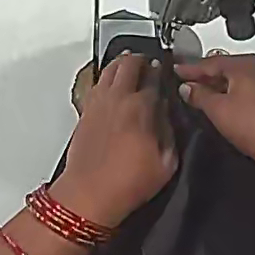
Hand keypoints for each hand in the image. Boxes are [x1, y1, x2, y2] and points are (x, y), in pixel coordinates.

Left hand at [51, 53, 176, 226]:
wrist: (89, 193)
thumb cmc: (127, 182)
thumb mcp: (166, 163)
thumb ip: (169, 133)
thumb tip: (167, 117)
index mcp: (140, 107)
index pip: (154, 78)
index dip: (162, 73)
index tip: (166, 73)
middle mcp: (117, 98)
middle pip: (129, 65)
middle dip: (142, 61)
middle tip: (150, 64)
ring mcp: (98, 103)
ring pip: (109, 70)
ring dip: (121, 64)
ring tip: (131, 66)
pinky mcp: (85, 111)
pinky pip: (96, 84)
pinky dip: (106, 77)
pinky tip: (111, 83)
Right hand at [175, 54, 254, 191]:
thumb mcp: (216, 109)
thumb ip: (198, 95)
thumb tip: (188, 88)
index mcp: (244, 64)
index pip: (208, 61)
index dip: (189, 69)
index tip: (177, 71)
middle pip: (223, 69)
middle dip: (203, 78)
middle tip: (185, 84)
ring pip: (234, 82)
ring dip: (216, 89)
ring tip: (199, 99)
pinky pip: (244, 94)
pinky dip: (230, 99)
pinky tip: (222, 110)